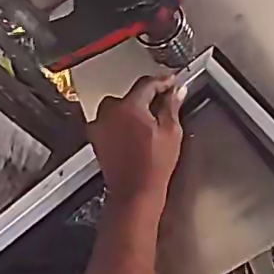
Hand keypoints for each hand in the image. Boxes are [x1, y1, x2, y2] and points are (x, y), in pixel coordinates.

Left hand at [89, 75, 184, 202]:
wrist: (135, 192)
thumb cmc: (152, 166)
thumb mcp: (171, 132)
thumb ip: (172, 106)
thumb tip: (177, 92)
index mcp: (129, 107)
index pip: (147, 84)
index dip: (163, 81)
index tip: (171, 82)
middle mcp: (110, 112)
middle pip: (131, 94)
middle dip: (147, 96)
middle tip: (164, 101)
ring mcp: (100, 125)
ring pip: (119, 107)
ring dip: (133, 108)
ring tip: (150, 119)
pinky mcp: (97, 138)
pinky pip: (110, 120)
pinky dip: (122, 121)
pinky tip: (136, 131)